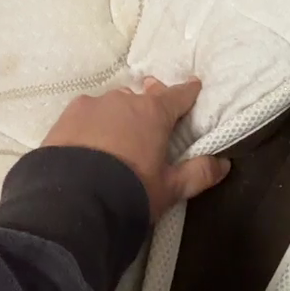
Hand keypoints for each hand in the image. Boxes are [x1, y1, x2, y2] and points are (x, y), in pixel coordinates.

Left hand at [42, 76, 230, 220]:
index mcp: (154, 113)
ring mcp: (92, 105)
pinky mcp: (65, 117)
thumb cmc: (130, 192)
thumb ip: (198, 173)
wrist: (72, 203)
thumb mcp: (169, 189)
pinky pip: (86, 115)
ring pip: (112, 104)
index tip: (194, 87)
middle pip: (143, 97)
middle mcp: (124, 100)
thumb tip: (224, 164)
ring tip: (114, 138)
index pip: (178, 95)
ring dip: (117, 116)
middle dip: (149, 104)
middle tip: (150, 118)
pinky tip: (87, 142)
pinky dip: (91, 125)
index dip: (188, 92)